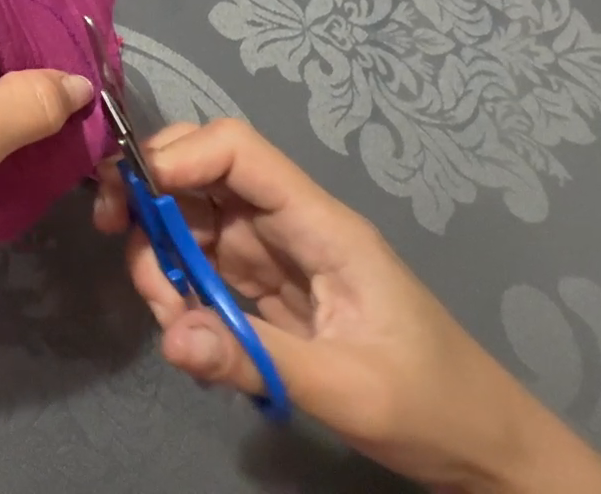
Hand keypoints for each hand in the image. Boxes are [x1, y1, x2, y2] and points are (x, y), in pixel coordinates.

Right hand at [95, 119, 600, 492]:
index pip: (237, 150)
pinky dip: (169, 281)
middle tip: (115, 233)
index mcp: (318, 224)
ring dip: (154, 251)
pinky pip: (190, 257)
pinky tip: (183, 325)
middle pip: (196, 167)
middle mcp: (284, 222)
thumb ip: (255, 359)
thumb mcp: (349, 391)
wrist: (485, 451)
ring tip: (170, 315)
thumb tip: (171, 336)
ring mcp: (264, 250)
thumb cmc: (435, 407)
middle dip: (145, 191)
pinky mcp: (251, 279)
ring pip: (182, 213)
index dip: (176, 156)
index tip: (130, 200)